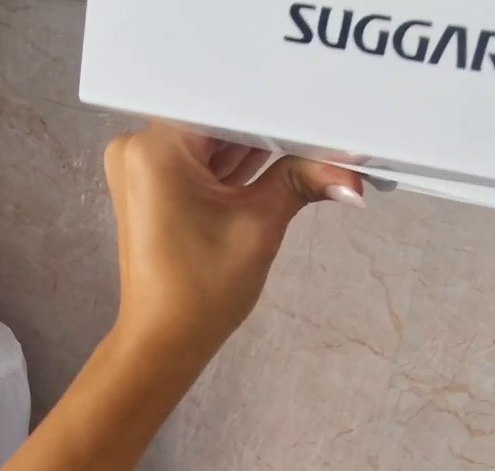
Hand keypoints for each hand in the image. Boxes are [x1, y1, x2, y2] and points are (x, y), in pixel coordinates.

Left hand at [104, 122, 364, 365]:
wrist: (164, 343)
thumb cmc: (202, 292)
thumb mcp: (260, 227)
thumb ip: (303, 181)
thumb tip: (354, 172)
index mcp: (156, 147)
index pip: (225, 103)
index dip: (274, 105)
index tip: (316, 105)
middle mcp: (139, 146)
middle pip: (219, 121)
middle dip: (268, 132)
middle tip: (321, 126)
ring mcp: (143, 169)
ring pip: (212, 143)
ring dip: (254, 153)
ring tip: (307, 147)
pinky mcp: (152, 189)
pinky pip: (201, 165)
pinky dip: (233, 172)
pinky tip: (275, 168)